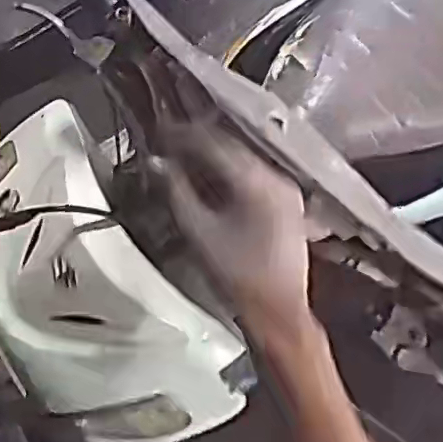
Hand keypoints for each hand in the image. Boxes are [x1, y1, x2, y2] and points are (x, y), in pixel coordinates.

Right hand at [157, 122, 311, 329]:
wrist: (277, 310)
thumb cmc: (236, 272)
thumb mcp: (196, 228)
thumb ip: (175, 188)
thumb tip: (155, 161)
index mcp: (256, 181)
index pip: (213, 143)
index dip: (182, 135)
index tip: (159, 131)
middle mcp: (276, 178)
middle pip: (230, 146)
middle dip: (196, 141)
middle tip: (167, 141)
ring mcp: (285, 189)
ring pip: (241, 157)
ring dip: (211, 154)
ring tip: (183, 154)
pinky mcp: (287, 201)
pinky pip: (252, 171)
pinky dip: (228, 168)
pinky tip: (209, 174)